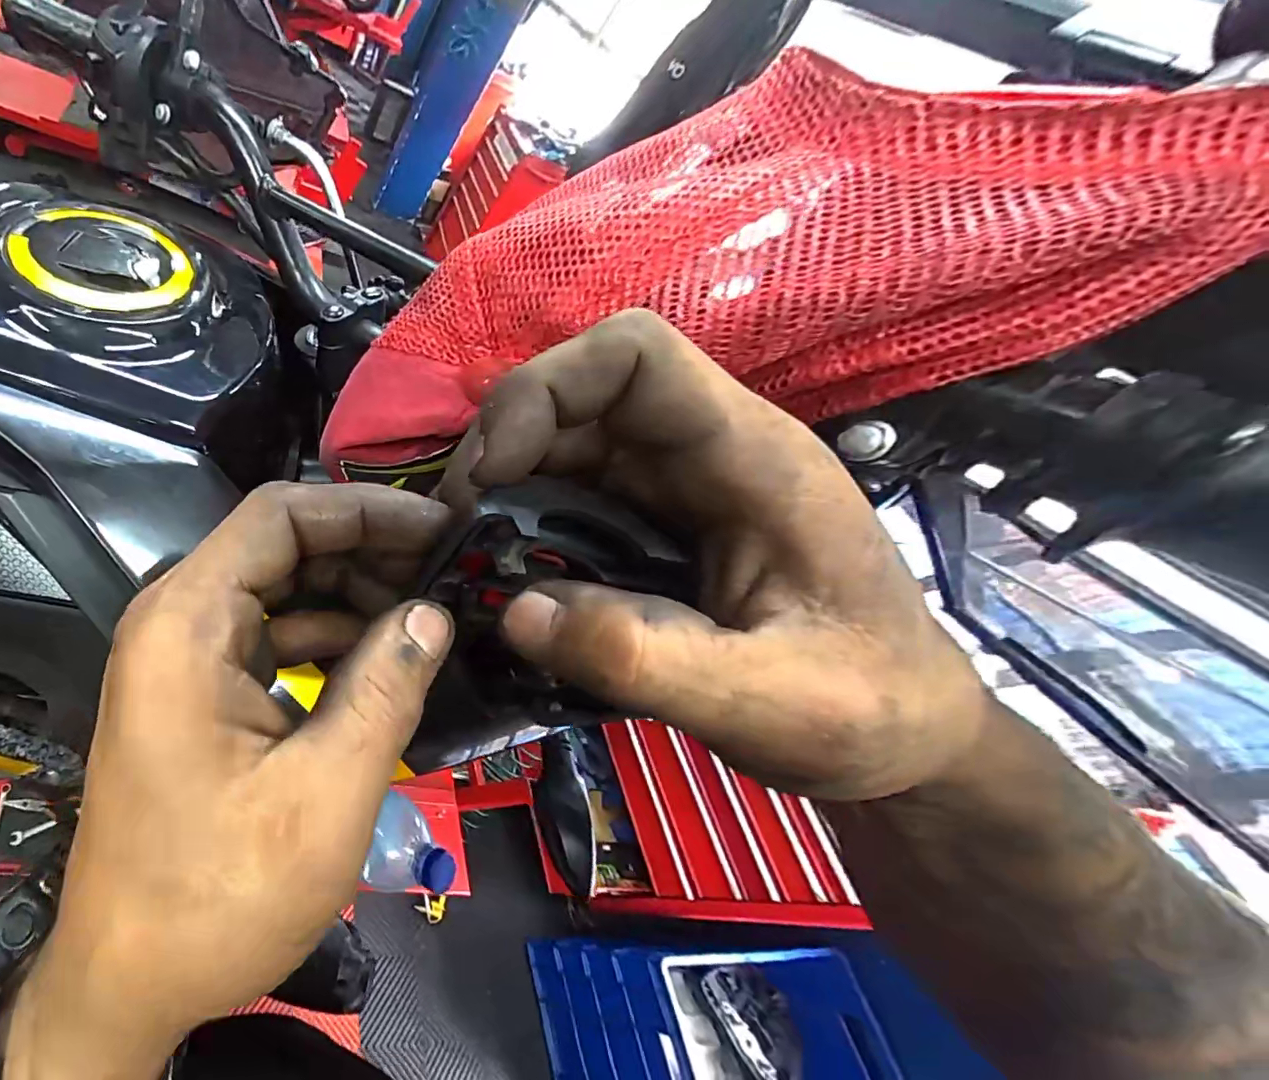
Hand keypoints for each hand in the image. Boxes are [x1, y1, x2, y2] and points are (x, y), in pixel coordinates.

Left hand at [3, 482, 454, 1079]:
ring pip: (279, 590)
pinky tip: (379, 663)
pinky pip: (269, 637)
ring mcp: (182, 655)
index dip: (364, 509)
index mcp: (187, 621)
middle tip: (445, 574)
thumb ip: (385, 690)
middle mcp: (175, 619)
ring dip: (351, 597)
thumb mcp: (324, 795)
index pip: (280, 515)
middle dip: (365, 551)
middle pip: (280, 546)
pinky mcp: (196, 689)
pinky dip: (325, 641)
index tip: (438, 528)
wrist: (125, 978)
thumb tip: (433, 614)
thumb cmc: (216, 894)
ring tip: (425, 619)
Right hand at [449, 310, 990, 801]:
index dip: (546, 390)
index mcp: (745, 457)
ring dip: (496, 490)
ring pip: (555, 446)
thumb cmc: (863, 711)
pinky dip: (512, 523)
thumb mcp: (764, 703)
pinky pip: (558, 495)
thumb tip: (516, 611)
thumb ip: (643, 660)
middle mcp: (696, 453)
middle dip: (497, 451)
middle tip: (454, 534)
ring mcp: (665, 487)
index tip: (491, 476)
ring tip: (465, 557)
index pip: (634, 355)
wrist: (900, 742)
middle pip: (573, 397)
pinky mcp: (641, 524)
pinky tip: (499, 573)